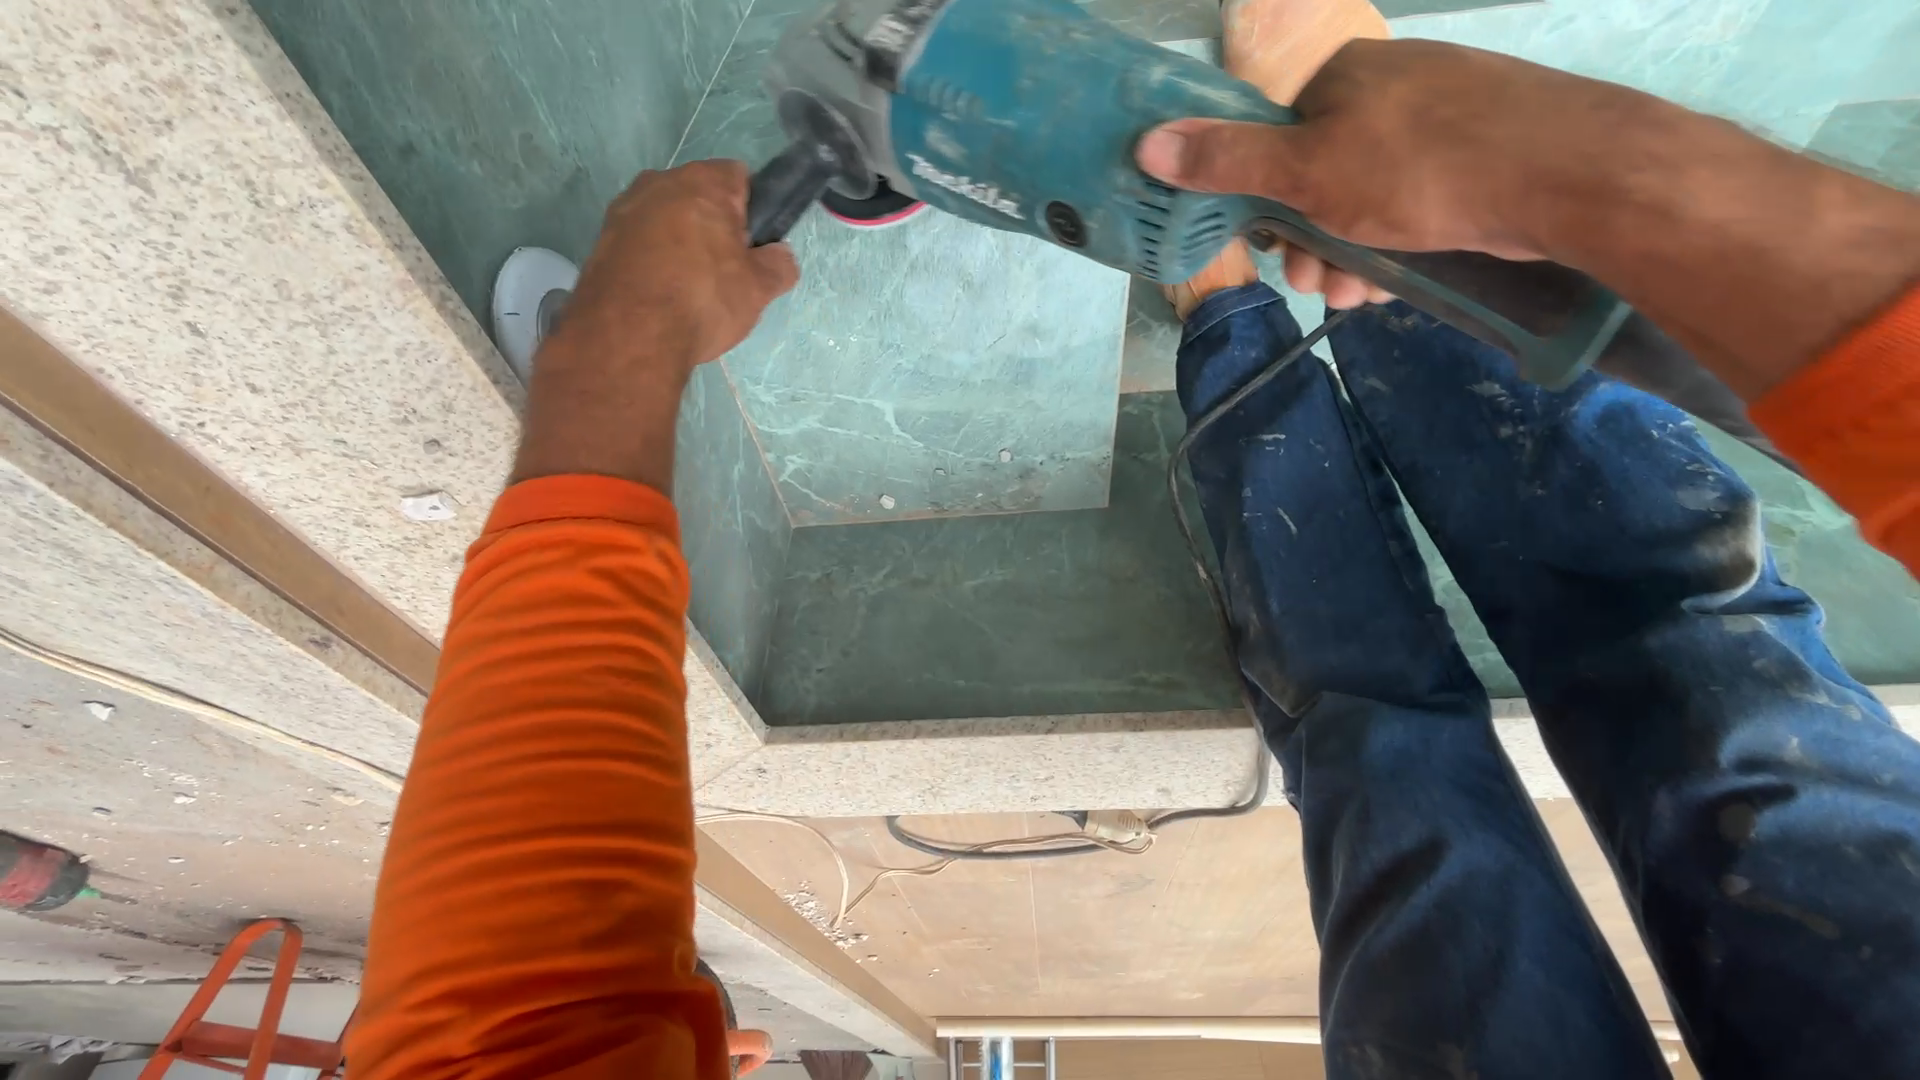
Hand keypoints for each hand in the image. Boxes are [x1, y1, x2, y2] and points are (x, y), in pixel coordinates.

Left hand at [512, 160, 797, 492]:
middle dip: (715, 226)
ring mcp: (624, 211)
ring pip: (667, 220)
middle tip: (728, 271)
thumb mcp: (759, 289)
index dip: (754, 208)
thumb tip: (781, 255)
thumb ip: (778, 266)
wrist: (629, 335)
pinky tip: (663, 296)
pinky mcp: (602, 242)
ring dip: (682, 244)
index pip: (739, 176)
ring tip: (691, 289)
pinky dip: (655, 262)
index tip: (755, 245)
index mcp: (702, 183)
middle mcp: (658, 183)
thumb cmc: (703, 300)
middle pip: (699, 197)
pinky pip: (641, 243)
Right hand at [1138, 39, 1628, 263]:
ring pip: (1365, 198)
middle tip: (1322, 286)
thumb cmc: (1417, 170)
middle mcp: (1387, 85)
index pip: (1275, 147)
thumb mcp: (1304, 173)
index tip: (1280, 256)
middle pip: (1318, 179)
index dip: (1269, 210)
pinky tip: (1395, 277)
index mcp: (1340, 77)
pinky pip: (1411, 200)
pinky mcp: (1478, 146)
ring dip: (1348, 256)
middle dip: (1312, 244)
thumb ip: (1226, 161)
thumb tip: (1145, 143)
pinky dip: (1393, 243)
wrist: (1562, 175)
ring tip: (1359, 294)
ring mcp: (1438, 112)